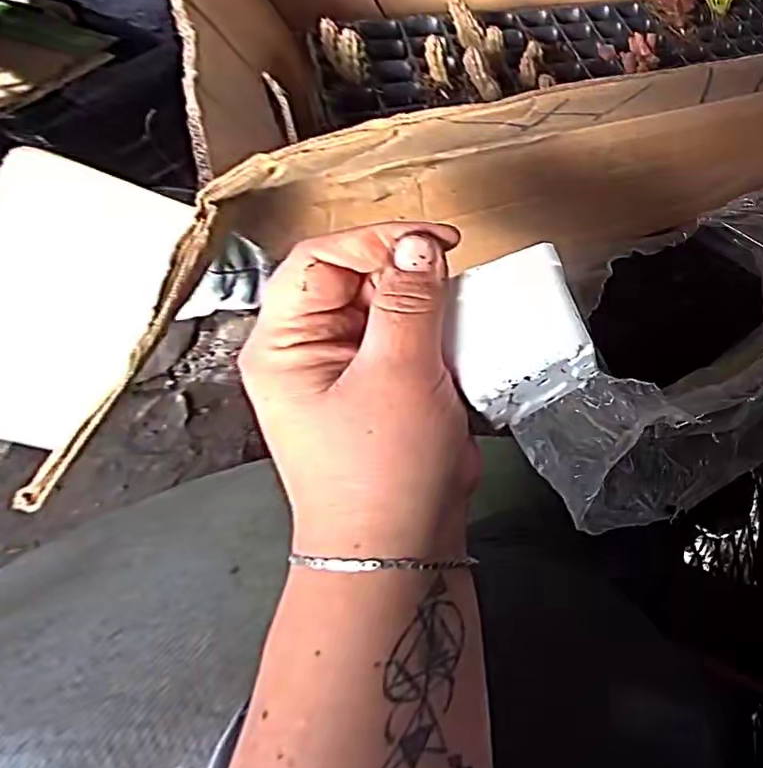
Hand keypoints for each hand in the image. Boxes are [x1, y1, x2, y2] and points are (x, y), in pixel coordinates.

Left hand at [239, 222, 476, 559]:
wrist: (403, 527)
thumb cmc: (380, 466)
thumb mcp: (397, 374)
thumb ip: (410, 304)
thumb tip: (421, 247)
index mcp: (287, 344)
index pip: (320, 262)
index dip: (378, 240)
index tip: (438, 240)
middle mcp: (318, 347)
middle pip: (358, 276)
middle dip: (409, 266)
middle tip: (458, 267)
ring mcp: (360, 363)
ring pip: (395, 302)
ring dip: (434, 296)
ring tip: (466, 304)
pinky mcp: (399, 376)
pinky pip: (421, 330)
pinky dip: (448, 322)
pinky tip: (469, 330)